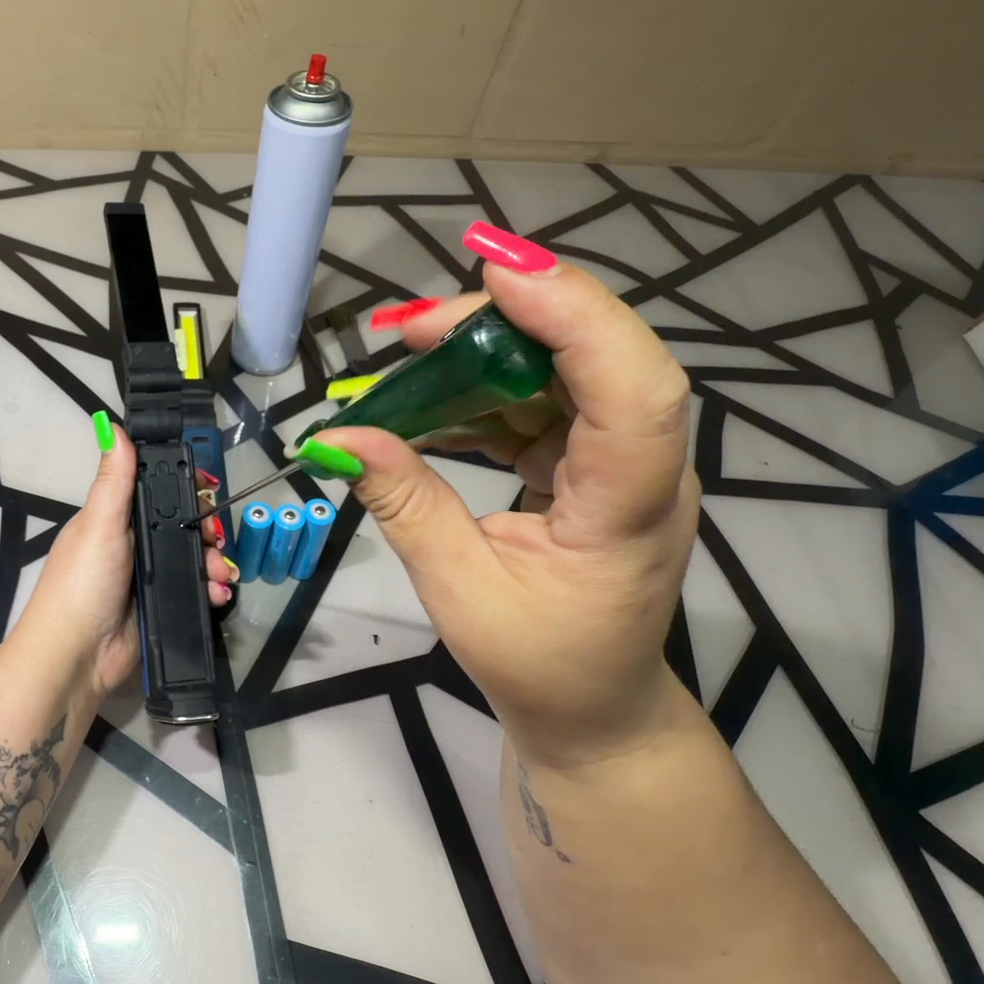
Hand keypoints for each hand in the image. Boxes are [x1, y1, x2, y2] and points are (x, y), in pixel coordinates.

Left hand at [12, 422, 233, 699]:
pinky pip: (195, 590)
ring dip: (214, 562)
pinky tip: (218, 595)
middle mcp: (133, 544)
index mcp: (114, 518)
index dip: (185, 484)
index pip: (157, 490)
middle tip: (216, 538)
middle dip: (207, 529)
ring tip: (220, 575)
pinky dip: (211, 591)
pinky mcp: (161, 607)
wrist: (76, 655)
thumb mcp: (98, 524)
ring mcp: (148, 578)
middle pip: (183, 524)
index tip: (209, 485)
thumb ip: (114, 480)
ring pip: (194, 558)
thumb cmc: (83, 581)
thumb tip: (113, 425)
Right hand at [320, 236, 699, 770]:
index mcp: (629, 509)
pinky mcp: (590, 464)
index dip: (574, 318)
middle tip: (413, 328)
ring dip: (486, 352)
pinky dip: (481, 393)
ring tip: (408, 352)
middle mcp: (643, 469)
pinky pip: (540, 405)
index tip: (496, 273)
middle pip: (595, 359)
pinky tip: (427, 399)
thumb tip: (340, 438)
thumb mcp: (459, 590)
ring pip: (565, 372)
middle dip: (506, 324)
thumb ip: (405, 505)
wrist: (594, 710)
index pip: (632, 391)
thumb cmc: (538, 665)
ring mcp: (620, 462)